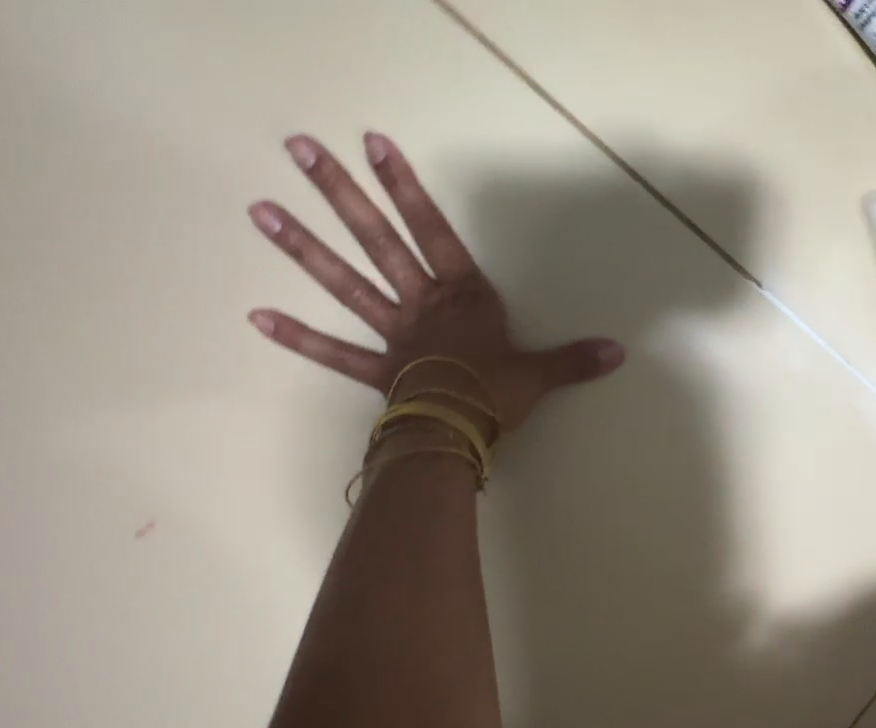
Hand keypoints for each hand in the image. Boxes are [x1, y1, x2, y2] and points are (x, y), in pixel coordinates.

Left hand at [247, 132, 623, 430]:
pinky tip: (257, 317)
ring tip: (261, 209)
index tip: (374, 144)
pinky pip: (334, 353)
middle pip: (379, 242)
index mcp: (464, 299)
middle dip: (341, 195)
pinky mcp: (377, 371)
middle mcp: (422, 305)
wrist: (458, 435)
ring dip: (305, 248)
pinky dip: (299, 338)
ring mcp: (394, 336)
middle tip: (299, 149)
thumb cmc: (497, 396)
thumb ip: (574, 360)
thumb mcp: (541, 375)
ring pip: (346, 285)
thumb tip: (619, 352)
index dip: (407, 188)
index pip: (433, 232)